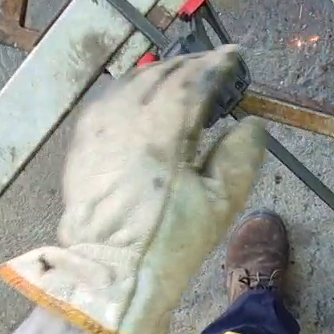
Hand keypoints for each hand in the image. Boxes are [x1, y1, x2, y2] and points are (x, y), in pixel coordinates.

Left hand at [0, 48, 266, 333]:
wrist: (111, 274)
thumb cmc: (171, 242)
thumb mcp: (221, 204)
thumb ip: (240, 155)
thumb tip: (251, 123)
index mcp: (161, 131)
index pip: (193, 80)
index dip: (218, 65)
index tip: (237, 58)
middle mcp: (125, 118)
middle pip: (161, 74)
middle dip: (191, 66)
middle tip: (215, 68)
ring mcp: (98, 128)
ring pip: (132, 83)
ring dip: (162, 75)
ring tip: (184, 81)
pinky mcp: (83, 144)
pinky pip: (110, 100)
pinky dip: (134, 91)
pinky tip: (146, 101)